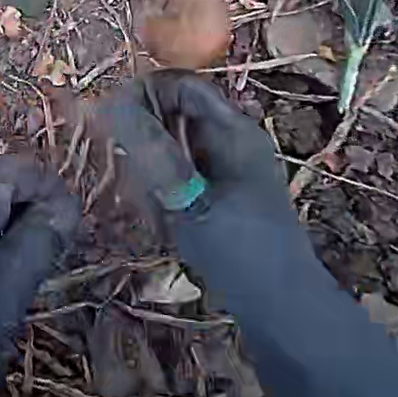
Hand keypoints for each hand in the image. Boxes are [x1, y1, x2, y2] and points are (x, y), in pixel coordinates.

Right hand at [96, 74, 397, 396]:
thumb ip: (153, 152)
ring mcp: (231, 165)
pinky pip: (188, 169)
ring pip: (180, 142)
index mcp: (233, 127)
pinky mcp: (226, 192)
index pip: (184, 85)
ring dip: (155, 158)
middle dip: (148, 127)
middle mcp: (234, 138)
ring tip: (140, 192)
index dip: (147, 90)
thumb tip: (116, 104)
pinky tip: (156, 214)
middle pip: (181, 111)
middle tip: (119, 157)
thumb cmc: (241, 249)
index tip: (112, 112)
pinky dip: (168, 182)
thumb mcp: (190, 200)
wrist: (285, 311)